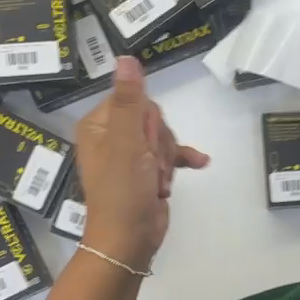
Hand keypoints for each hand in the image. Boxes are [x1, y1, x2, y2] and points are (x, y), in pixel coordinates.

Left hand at [73, 57, 208, 269]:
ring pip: (163, 139)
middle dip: (160, 145)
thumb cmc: (122, 191)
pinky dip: (181, 161)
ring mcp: (130, 157)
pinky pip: (171, 157)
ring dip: (168, 160)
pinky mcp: (146, 174)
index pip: (135, 100)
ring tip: (159, 183)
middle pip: (152, 119)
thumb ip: (128, 99)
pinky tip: (200, 163)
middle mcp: (111, 137)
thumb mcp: (126, 142)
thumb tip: (126, 57)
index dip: (149, 122)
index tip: (145, 144)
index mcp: (99, 125)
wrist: (128, 241)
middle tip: (151, 168)